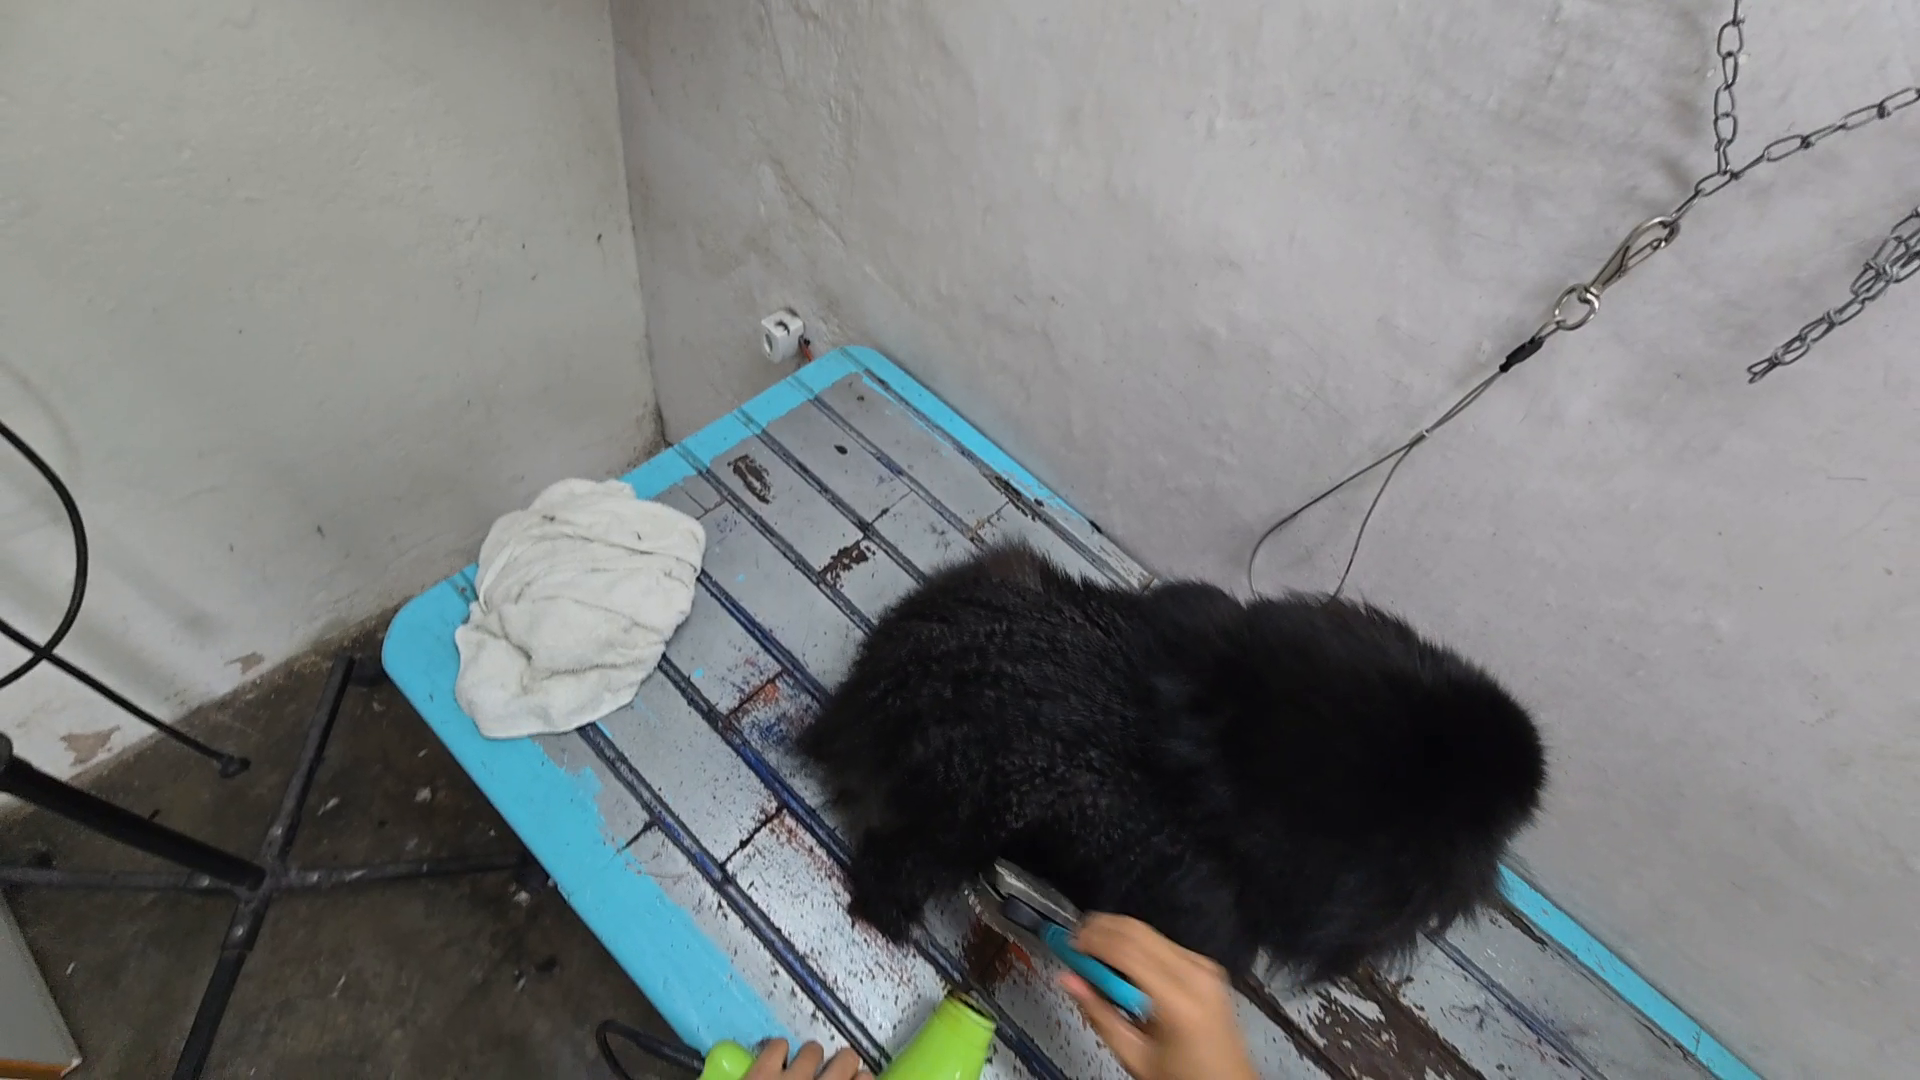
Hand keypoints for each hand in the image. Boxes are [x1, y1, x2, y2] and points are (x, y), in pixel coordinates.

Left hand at [742, 1038, 871, 1079]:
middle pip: (848, 1058)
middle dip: (842, 1067)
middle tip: (831, 1079)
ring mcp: (793, 1079)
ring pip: (814, 1049)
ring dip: (809, 1062)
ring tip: (801, 1074)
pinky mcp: (763, 1072)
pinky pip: (779, 1045)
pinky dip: (777, 1055)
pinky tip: (774, 1068)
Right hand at [1062, 914, 1258, 1079]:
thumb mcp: (1136, 1058)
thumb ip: (1100, 1015)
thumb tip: (1068, 979)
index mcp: (1178, 1000)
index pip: (1125, 950)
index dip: (1092, 941)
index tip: (1068, 945)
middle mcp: (1194, 974)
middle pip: (1135, 930)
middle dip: (1100, 928)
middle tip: (1074, 940)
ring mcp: (1203, 966)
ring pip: (1147, 930)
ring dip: (1116, 932)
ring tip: (1091, 947)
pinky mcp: (1205, 966)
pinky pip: (1161, 941)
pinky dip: (1135, 942)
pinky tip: (1120, 958)